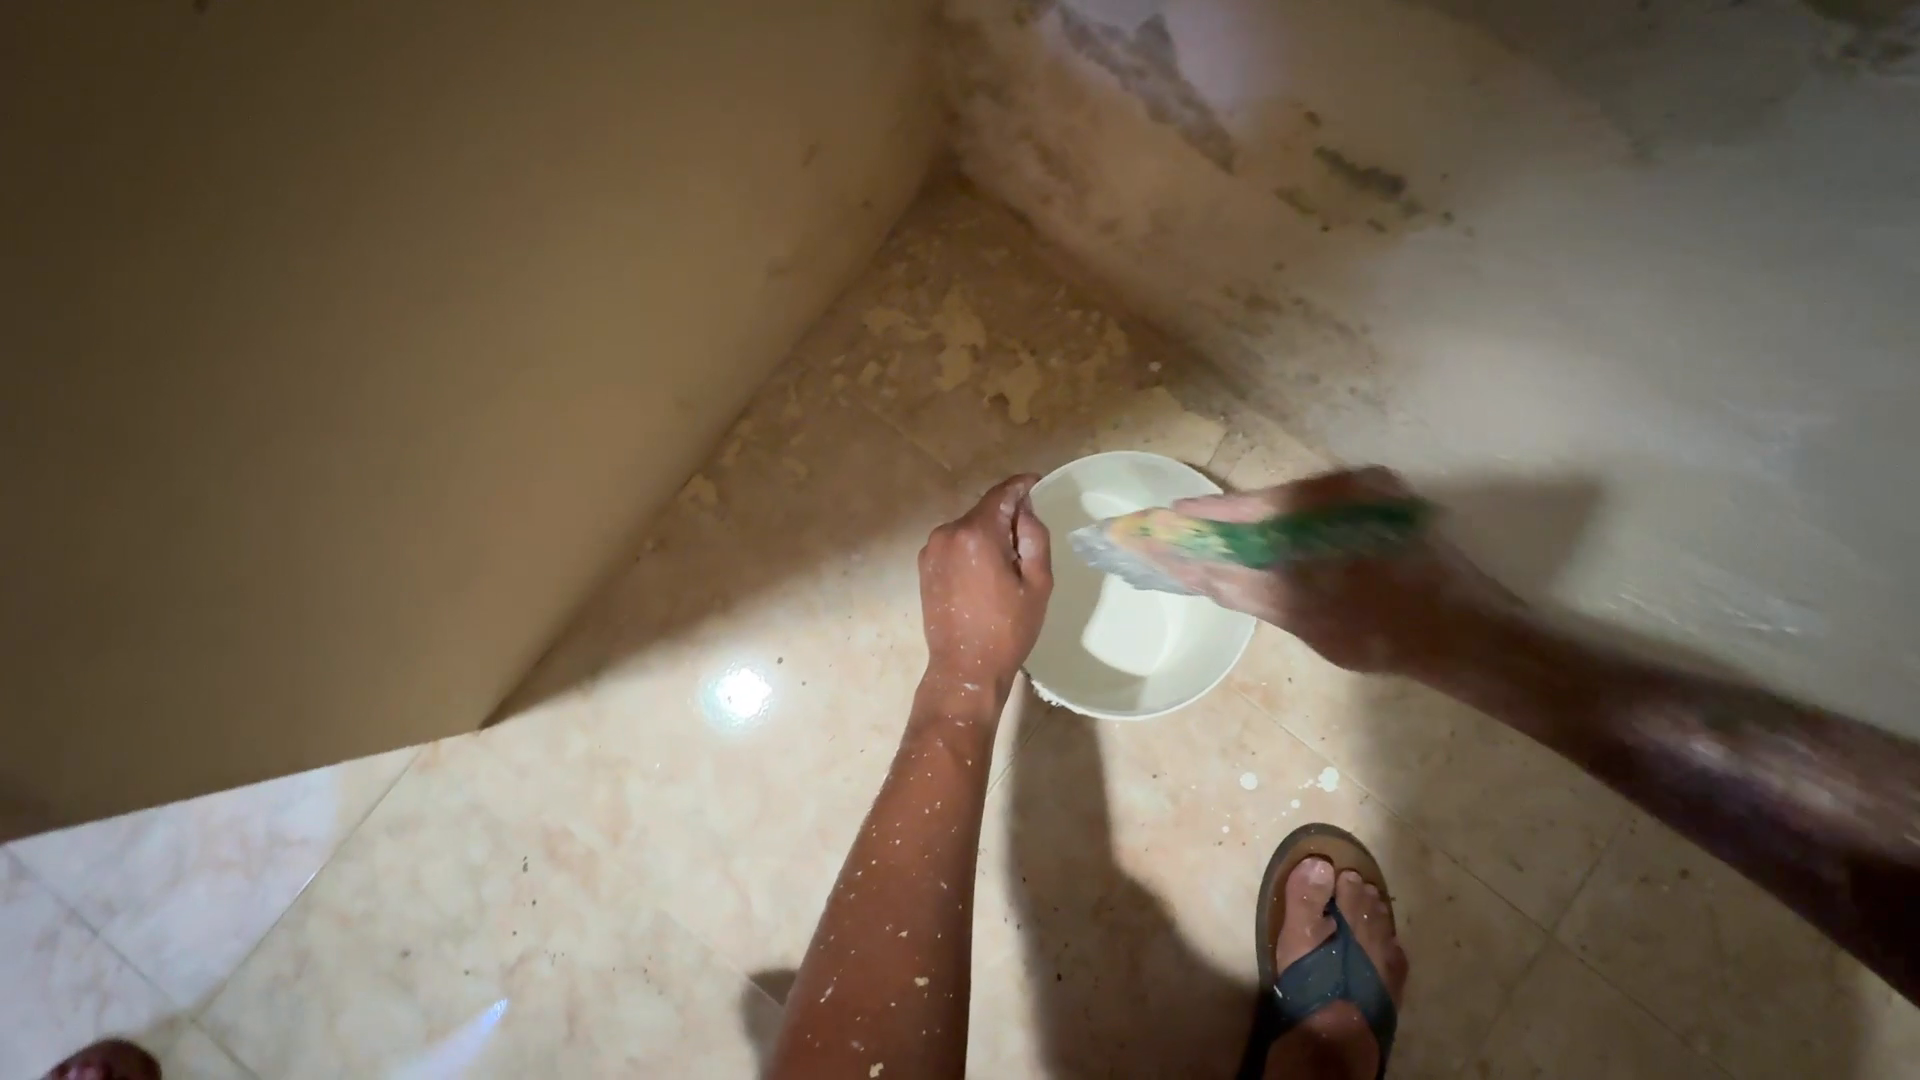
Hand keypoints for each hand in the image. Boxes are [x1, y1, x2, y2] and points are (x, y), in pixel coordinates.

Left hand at [918, 474, 1052, 691]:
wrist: (965, 669)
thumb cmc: (1008, 629)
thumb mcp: (1038, 583)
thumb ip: (1034, 537)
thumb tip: (1025, 509)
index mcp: (976, 534)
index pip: (1002, 494)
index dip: (1021, 485)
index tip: (1037, 481)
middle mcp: (947, 533)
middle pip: (984, 511)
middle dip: (1007, 517)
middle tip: (1028, 543)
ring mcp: (931, 550)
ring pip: (969, 528)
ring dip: (989, 535)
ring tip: (1007, 566)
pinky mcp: (924, 567)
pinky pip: (955, 545)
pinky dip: (972, 548)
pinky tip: (985, 575)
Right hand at [1150, 466, 1517, 673]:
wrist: (1470, 639)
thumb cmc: (1380, 629)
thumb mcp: (1297, 612)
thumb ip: (1236, 584)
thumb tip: (1183, 566)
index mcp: (1327, 502)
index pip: (1248, 505)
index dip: (1205, 515)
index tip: (1168, 517)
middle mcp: (1353, 483)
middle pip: (1273, 501)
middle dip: (1234, 523)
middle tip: (1199, 542)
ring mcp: (1376, 494)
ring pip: (1300, 508)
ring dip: (1267, 529)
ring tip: (1237, 554)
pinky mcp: (1391, 508)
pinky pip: (1326, 515)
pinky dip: (1298, 533)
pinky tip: (1287, 556)